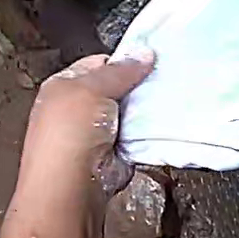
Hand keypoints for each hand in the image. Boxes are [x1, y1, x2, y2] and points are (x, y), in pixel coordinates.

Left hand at [19, 53, 154, 197]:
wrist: (75, 184)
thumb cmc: (70, 133)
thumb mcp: (90, 89)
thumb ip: (120, 71)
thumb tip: (146, 53)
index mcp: (66, 85)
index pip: (100, 63)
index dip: (125, 61)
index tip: (152, 60)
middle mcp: (83, 106)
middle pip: (121, 87)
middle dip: (142, 84)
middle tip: (167, 78)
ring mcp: (103, 129)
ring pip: (135, 110)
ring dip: (151, 108)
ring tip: (173, 98)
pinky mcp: (121, 149)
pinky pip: (143, 132)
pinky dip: (155, 129)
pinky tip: (168, 122)